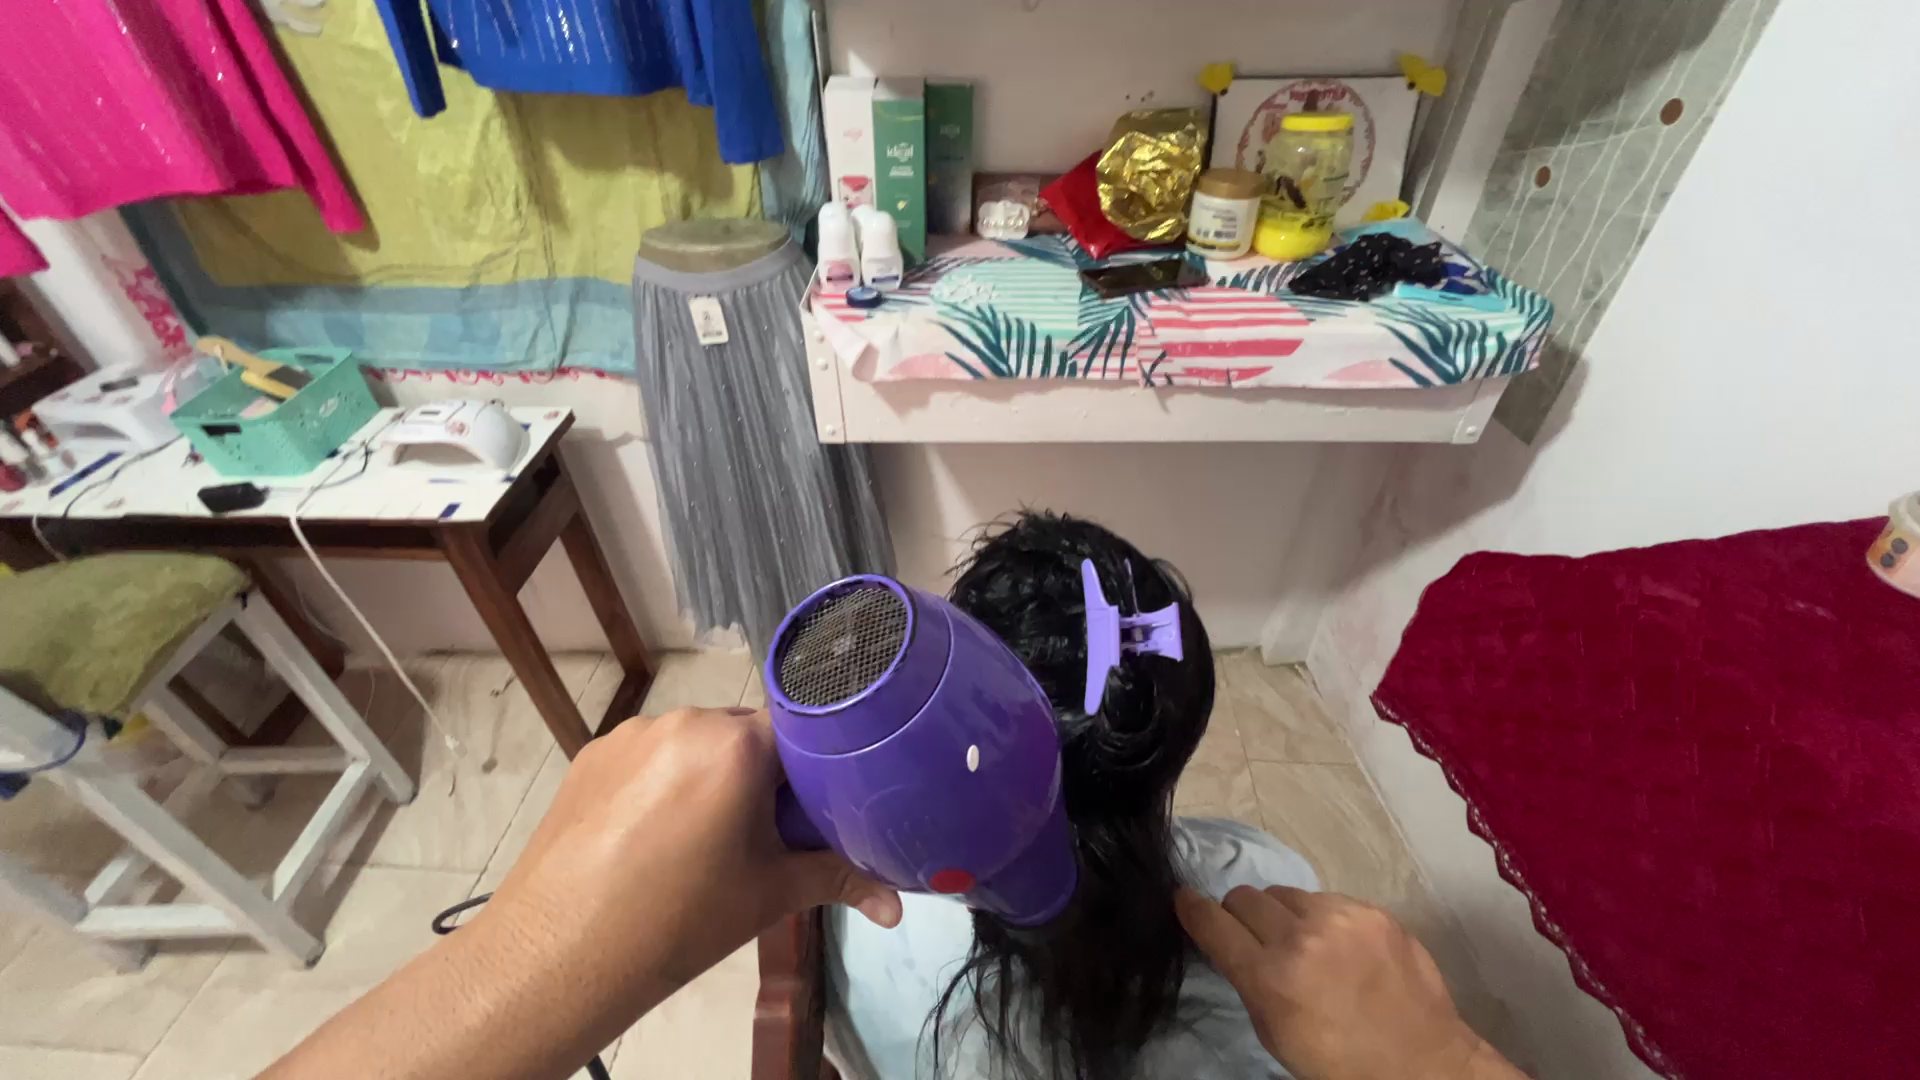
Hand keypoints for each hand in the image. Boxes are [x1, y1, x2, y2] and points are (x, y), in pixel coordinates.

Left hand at [477, 706, 901, 993]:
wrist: (554, 958)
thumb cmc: (679, 921)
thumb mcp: (770, 895)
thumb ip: (841, 881)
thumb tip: (898, 909)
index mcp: (737, 744)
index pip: (800, 728)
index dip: (814, 763)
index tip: (813, 802)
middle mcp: (688, 719)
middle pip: (747, 732)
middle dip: (761, 771)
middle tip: (760, 828)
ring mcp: (634, 732)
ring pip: (697, 739)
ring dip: (710, 770)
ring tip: (699, 832)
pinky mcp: (594, 751)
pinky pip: (651, 751)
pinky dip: (663, 777)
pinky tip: (648, 830)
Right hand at [1177, 885, 1513, 1079]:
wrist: (1426, 1070)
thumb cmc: (1339, 1065)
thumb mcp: (1275, 1033)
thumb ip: (1246, 978)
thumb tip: (1224, 937)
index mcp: (1270, 978)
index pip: (1211, 921)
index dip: (1191, 908)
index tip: (1182, 899)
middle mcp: (1300, 939)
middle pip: (1243, 897)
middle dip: (1242, 917)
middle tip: (1259, 941)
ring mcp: (1340, 919)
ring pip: (1282, 893)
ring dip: (1283, 915)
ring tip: (1307, 945)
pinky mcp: (1372, 911)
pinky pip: (1324, 898)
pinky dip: (1323, 918)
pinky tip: (1342, 948)